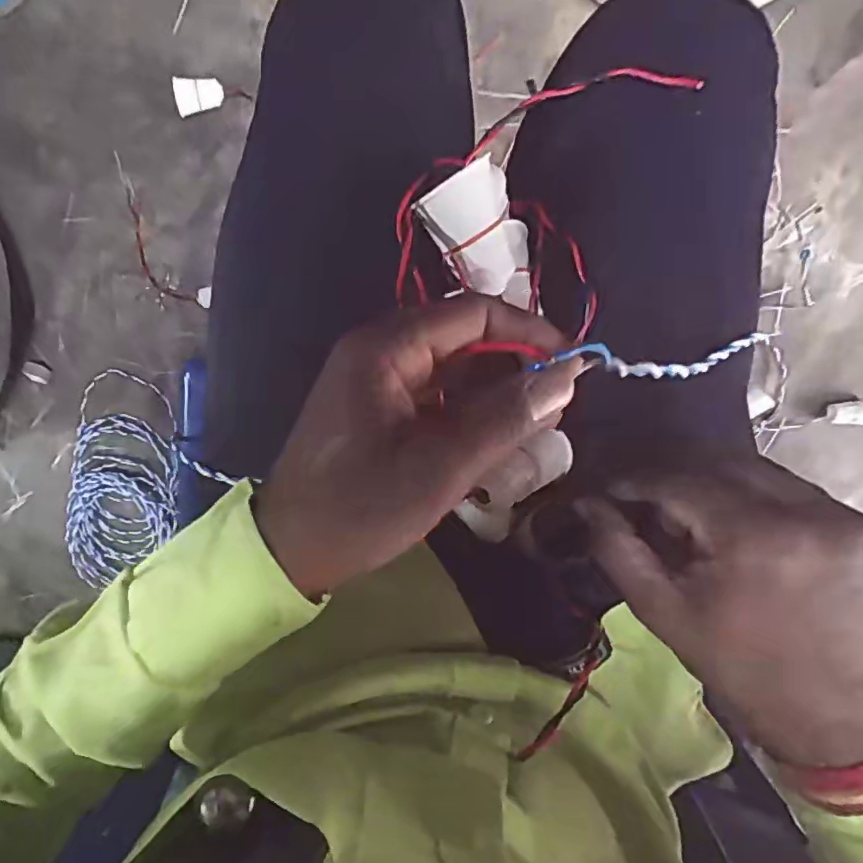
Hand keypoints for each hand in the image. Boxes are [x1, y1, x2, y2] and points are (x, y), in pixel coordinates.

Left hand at [255, 297, 582, 598]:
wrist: (290, 549)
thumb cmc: (360, 509)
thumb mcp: (440, 467)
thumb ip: (505, 417)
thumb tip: (566, 373)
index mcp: (383, 348)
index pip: (473, 313)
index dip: (529, 333)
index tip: (572, 366)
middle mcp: (374, 351)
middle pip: (460, 337)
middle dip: (511, 366)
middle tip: (552, 408)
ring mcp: (368, 380)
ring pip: (446, 369)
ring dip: (489, 394)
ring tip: (527, 431)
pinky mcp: (368, 409)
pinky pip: (426, 395)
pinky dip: (460, 413)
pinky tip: (486, 443)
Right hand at [574, 455, 862, 767]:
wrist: (843, 719)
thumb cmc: (740, 668)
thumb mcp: (662, 611)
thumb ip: (618, 549)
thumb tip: (588, 504)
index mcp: (753, 535)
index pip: (680, 479)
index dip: (637, 480)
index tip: (610, 491)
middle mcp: (807, 510)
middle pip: (723, 465)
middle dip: (676, 479)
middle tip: (647, 505)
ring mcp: (847, 516)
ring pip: (763, 474)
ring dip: (718, 486)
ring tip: (694, 521)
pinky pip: (797, 495)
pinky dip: (758, 503)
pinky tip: (743, 535)